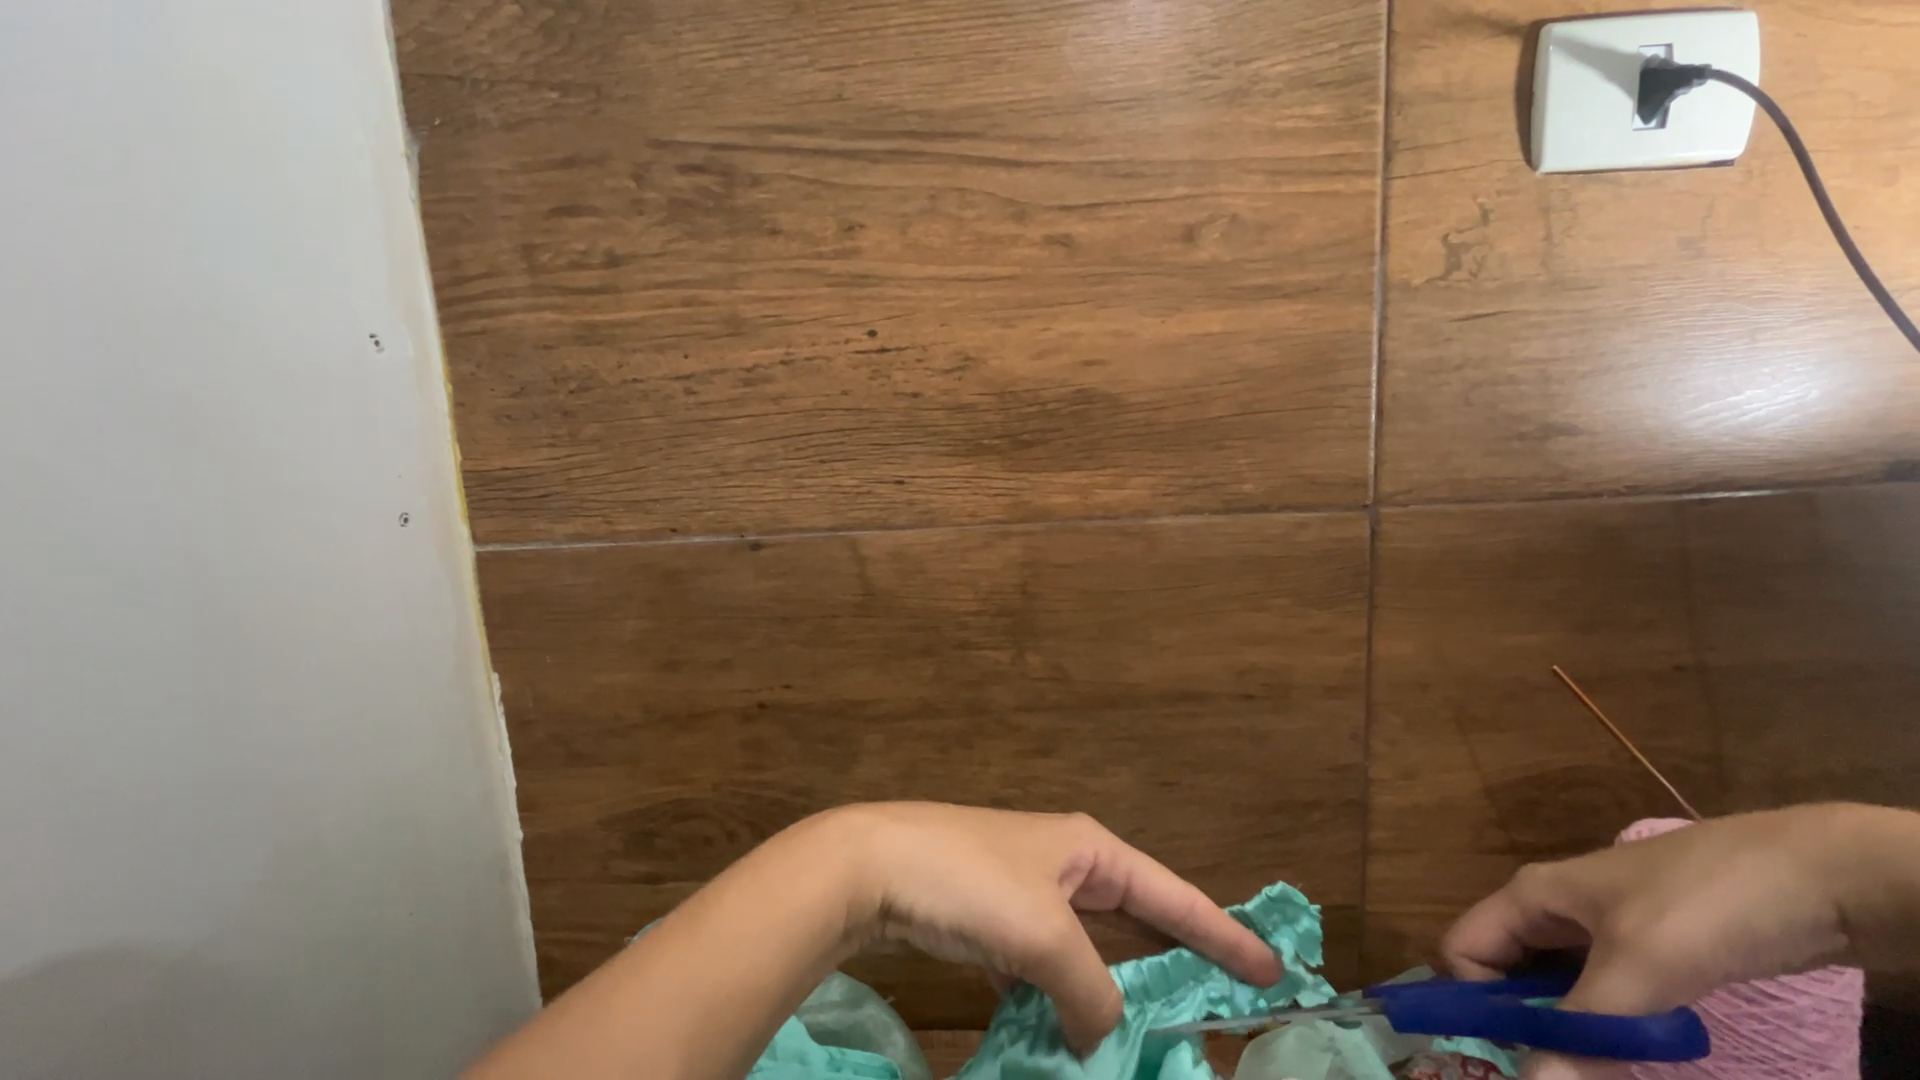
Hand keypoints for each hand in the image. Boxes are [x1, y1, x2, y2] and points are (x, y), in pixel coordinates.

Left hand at [837, 803, 1283, 1054]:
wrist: (870, 866)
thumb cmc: (969, 885)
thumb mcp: (1045, 940)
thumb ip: (1090, 993)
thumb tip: (1101, 1033)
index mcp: (1089, 850)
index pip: (1173, 894)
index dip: (1224, 933)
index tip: (1272, 968)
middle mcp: (1061, 862)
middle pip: (1132, 918)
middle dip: (1168, 960)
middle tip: (1215, 1002)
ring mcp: (1020, 888)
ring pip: (1080, 948)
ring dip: (1100, 992)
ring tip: (1131, 1036)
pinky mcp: (983, 915)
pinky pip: (1035, 963)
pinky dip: (1048, 998)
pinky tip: (1048, 1032)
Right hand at [1441, 806, 1855, 1078]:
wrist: (1814, 875)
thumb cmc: (1703, 904)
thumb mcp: (1640, 967)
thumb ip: (1584, 1028)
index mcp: (1530, 895)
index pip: (1464, 949)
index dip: (1476, 1001)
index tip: (1519, 1052)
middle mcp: (1554, 909)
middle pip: (1508, 970)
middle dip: (1523, 1021)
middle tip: (1565, 1068)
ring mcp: (1604, 928)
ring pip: (1559, 986)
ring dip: (1571, 1027)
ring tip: (1606, 1061)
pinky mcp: (1648, 948)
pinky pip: (1604, 990)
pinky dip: (1610, 1022)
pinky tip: (1640, 1043)